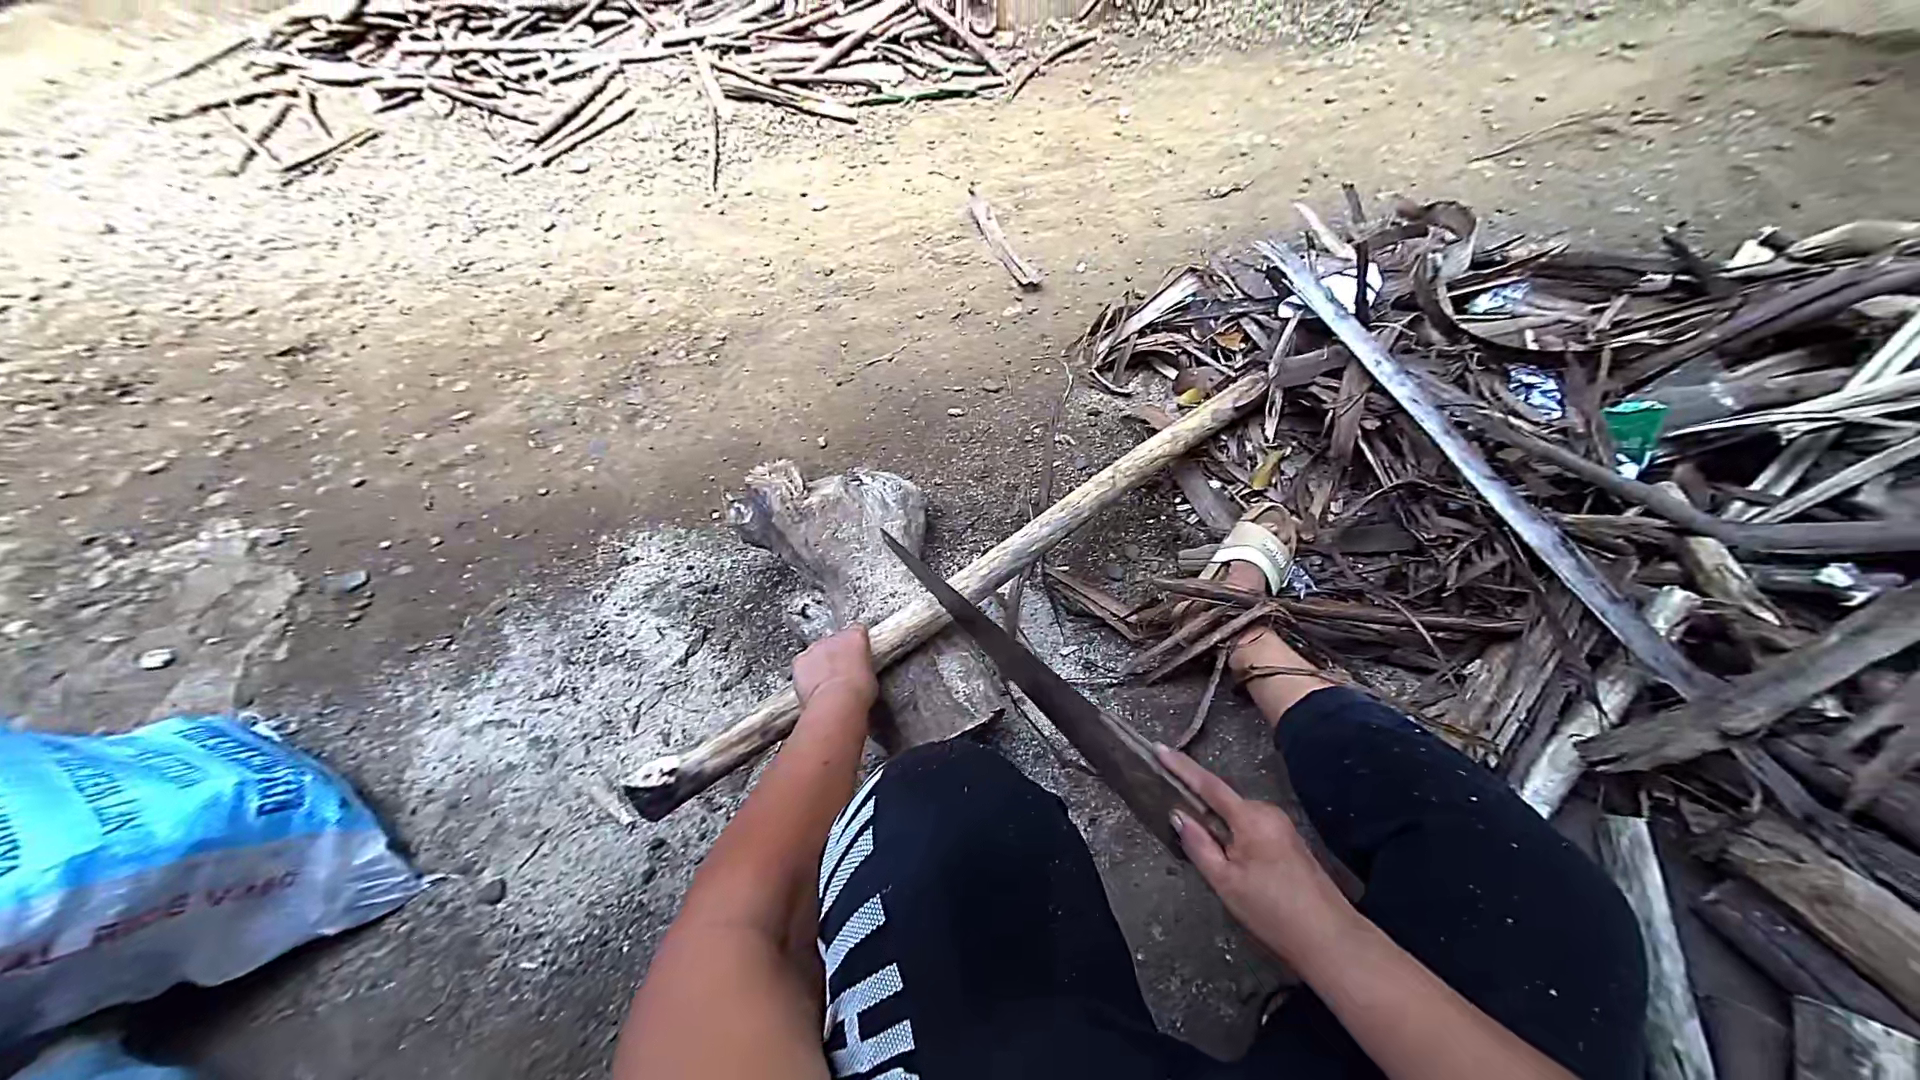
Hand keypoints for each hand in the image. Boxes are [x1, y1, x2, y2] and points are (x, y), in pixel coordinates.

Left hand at [793, 624, 878, 711]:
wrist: (836, 703)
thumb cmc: (859, 692)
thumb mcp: (871, 675)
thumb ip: (862, 665)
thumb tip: (858, 672)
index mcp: (856, 636)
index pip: (857, 631)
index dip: (856, 647)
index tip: (857, 659)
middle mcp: (834, 636)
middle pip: (835, 641)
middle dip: (836, 655)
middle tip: (841, 675)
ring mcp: (814, 647)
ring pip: (817, 652)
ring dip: (820, 664)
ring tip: (826, 685)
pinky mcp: (799, 660)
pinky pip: (803, 664)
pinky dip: (806, 673)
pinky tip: (813, 688)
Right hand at [1157, 744, 1358, 968]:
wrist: (1332, 942)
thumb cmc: (1274, 912)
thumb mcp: (1225, 882)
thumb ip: (1198, 844)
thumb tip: (1178, 815)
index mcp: (1251, 818)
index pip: (1208, 785)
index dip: (1181, 766)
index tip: (1159, 748)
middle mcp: (1267, 813)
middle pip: (1222, 800)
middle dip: (1198, 804)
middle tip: (1171, 813)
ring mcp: (1281, 826)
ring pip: (1236, 816)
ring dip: (1216, 824)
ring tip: (1200, 847)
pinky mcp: (1288, 841)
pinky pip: (1249, 827)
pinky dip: (1232, 834)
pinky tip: (1227, 857)